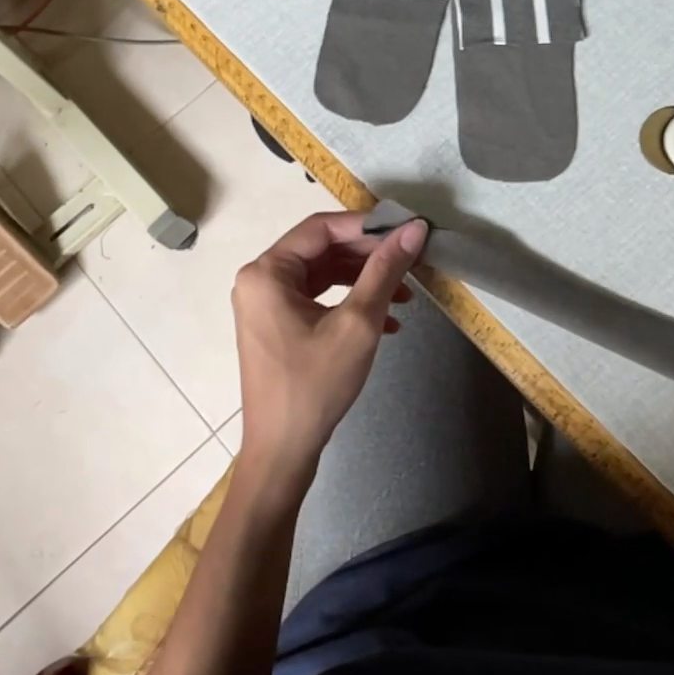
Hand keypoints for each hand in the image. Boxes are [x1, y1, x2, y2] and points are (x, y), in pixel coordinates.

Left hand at [232, 211, 425, 473]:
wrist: (283, 449)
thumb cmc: (315, 384)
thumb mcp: (357, 323)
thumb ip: (384, 271)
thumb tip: (414, 229)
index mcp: (266, 272)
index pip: (321, 229)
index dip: (367, 225)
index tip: (407, 230)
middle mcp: (259, 281)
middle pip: (321, 251)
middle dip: (368, 255)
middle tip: (411, 260)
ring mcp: (265, 306)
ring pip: (322, 276)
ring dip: (364, 281)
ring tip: (406, 293)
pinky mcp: (276, 327)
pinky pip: (316, 300)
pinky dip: (349, 304)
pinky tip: (388, 321)